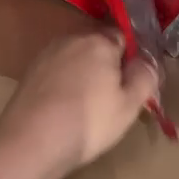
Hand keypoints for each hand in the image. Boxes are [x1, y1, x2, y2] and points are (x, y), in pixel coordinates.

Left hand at [0, 29, 159, 176]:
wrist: (32, 140)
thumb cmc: (89, 121)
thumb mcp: (129, 105)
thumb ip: (144, 78)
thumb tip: (148, 62)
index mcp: (99, 41)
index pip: (123, 38)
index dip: (131, 59)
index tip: (132, 84)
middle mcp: (71, 38)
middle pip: (97, 46)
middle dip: (106, 66)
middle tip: (111, 98)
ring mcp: (47, 54)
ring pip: (75, 59)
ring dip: (83, 75)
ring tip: (86, 107)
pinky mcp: (30, 72)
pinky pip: (57, 72)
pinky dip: (64, 84)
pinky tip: (64, 109)